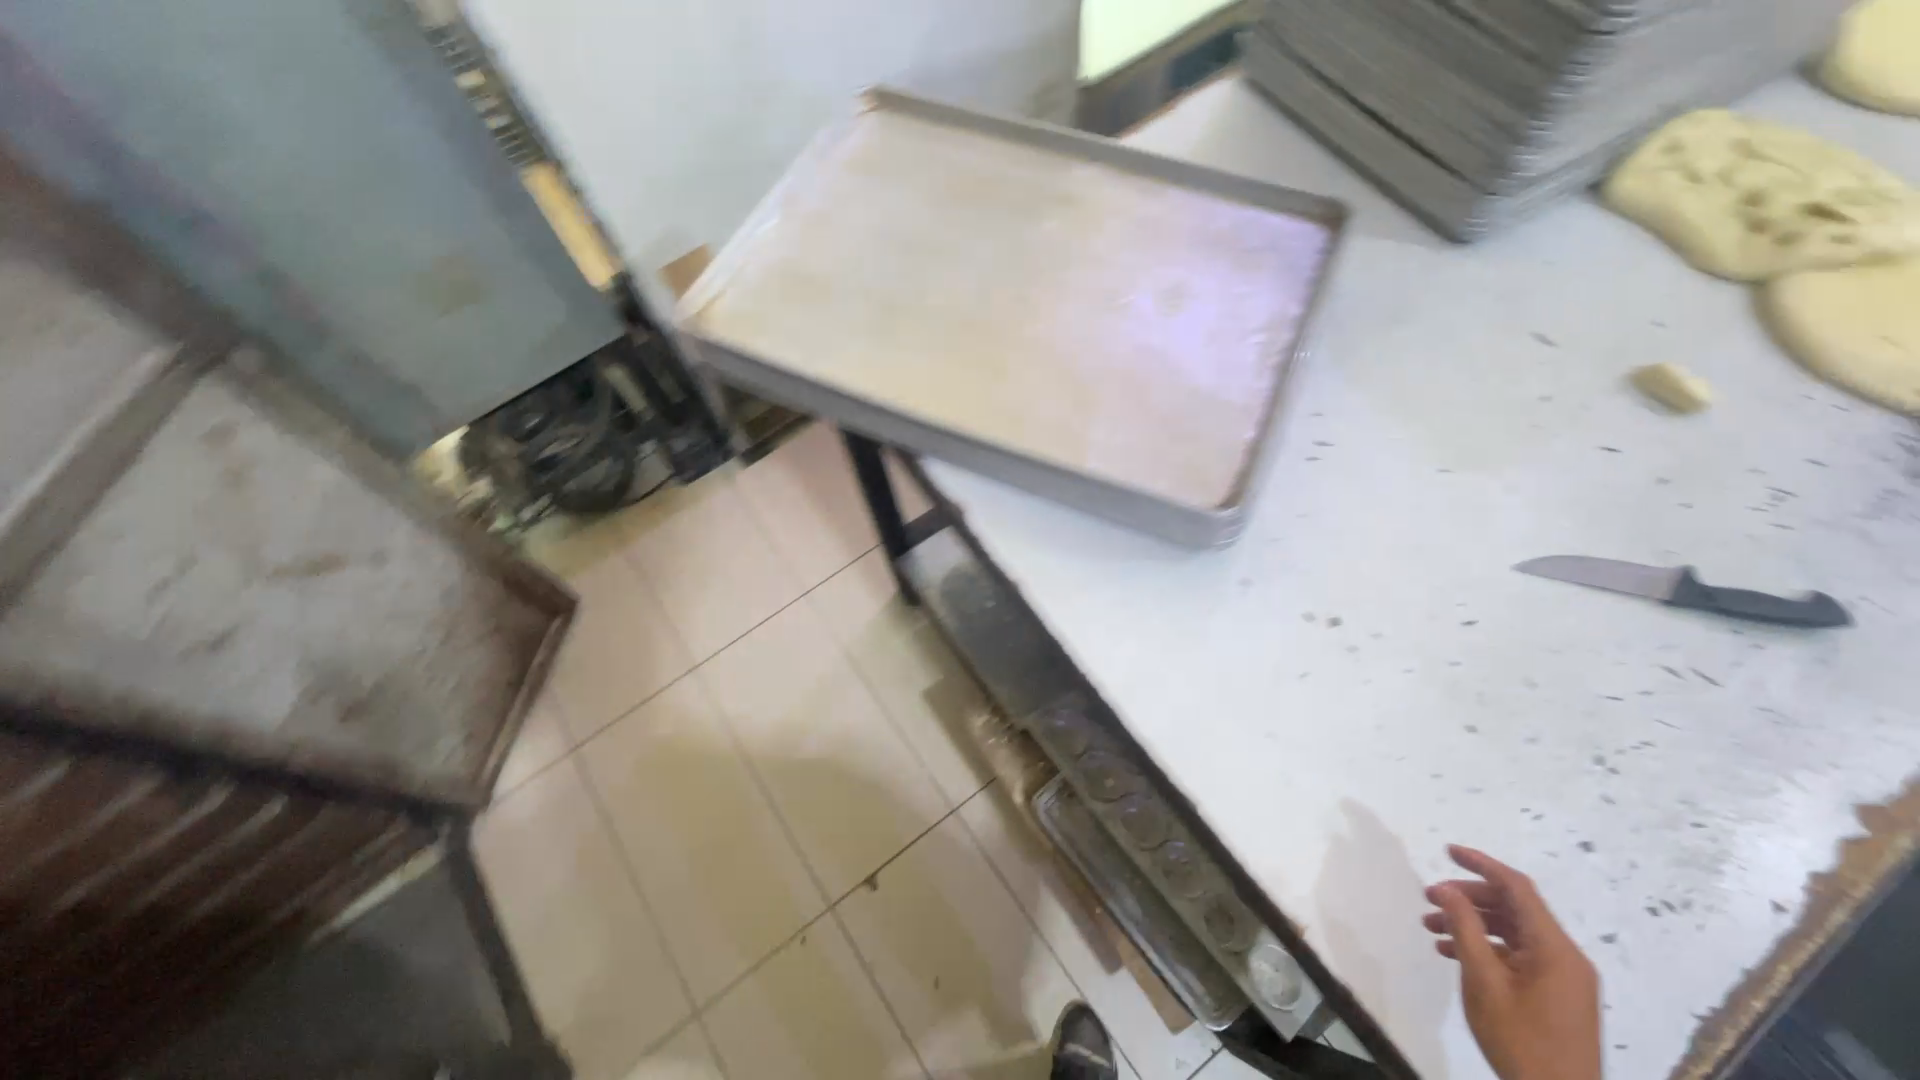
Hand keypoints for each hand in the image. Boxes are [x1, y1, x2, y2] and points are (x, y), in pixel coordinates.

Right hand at [1423, 845, 1601, 1079]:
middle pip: (1515, 908)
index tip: (1447, 851)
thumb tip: (1445, 889)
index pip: (1517, 888)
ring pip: (1515, 932)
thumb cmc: (1520, 1039)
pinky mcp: (1559, 995)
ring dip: (1474, 924)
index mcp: (1555, 948)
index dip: (1481, 864)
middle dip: (1470, 897)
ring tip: (1431, 927)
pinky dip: (1488, 948)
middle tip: (1429, 899)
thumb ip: (1465, 929)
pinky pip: (1521, 956)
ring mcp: (1565, 977)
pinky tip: (1454, 954)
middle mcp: (1566, 956)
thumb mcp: (1483, 981)